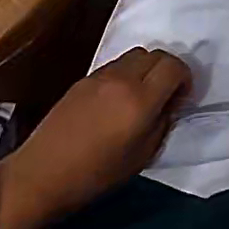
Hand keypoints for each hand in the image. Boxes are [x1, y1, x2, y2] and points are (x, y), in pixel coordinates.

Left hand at [0, 47, 190, 228]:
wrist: (42, 173)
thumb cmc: (96, 174)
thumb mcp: (142, 156)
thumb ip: (162, 123)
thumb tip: (169, 104)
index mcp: (140, 100)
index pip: (174, 66)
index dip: (185, 78)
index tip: (182, 98)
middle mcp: (122, 79)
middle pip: (156, 54)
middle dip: (168, 70)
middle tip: (166, 96)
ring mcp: (100, 76)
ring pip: (135, 55)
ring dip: (147, 69)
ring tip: (142, 97)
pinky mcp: (83, 79)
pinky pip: (115, 65)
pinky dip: (127, 74)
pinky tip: (118, 100)